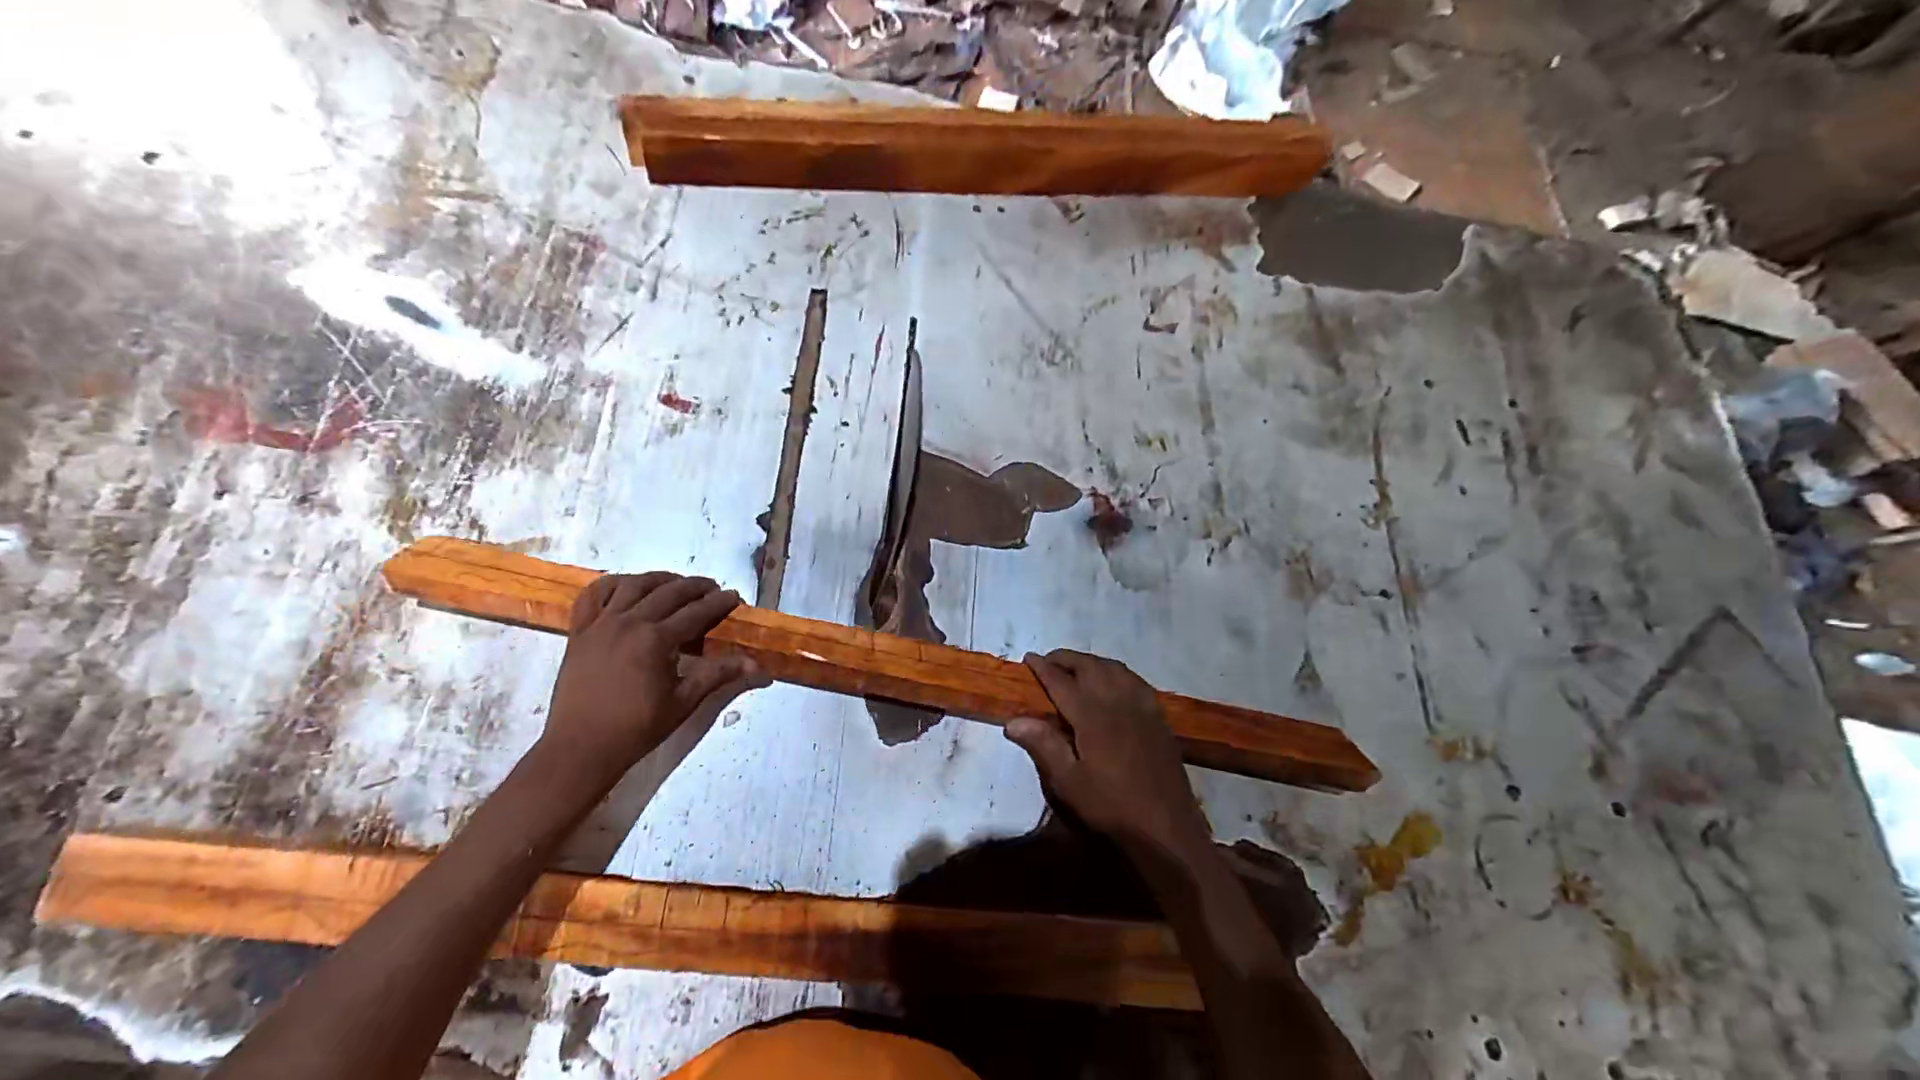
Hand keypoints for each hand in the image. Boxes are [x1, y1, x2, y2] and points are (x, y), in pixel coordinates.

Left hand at [541, 573, 765, 783]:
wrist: (580, 747)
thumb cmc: (636, 728)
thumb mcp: (683, 702)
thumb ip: (717, 675)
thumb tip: (755, 664)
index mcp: (656, 640)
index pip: (696, 611)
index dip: (719, 602)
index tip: (734, 597)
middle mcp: (629, 622)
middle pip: (668, 591)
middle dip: (695, 586)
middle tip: (712, 588)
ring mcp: (600, 624)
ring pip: (633, 585)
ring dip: (659, 579)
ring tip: (675, 583)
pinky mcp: (579, 631)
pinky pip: (593, 595)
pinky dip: (612, 584)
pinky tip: (626, 586)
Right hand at [1005, 649, 1211, 857]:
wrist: (1166, 827)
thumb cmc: (1111, 807)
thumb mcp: (1069, 783)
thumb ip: (1043, 746)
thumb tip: (1013, 720)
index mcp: (1093, 716)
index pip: (1062, 682)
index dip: (1044, 668)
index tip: (1029, 658)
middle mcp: (1118, 702)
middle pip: (1090, 667)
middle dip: (1068, 658)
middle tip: (1050, 660)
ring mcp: (1142, 708)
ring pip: (1115, 669)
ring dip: (1092, 662)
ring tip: (1077, 667)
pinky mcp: (1158, 718)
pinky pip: (1135, 681)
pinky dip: (1117, 672)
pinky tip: (1114, 681)